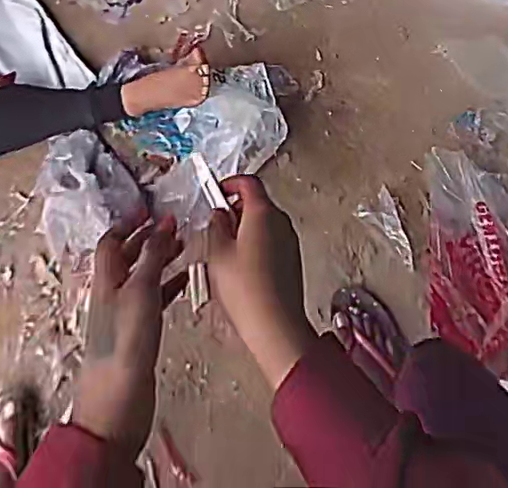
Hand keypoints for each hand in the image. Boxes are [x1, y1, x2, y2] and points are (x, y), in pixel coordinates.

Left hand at [72, 220, 184, 461]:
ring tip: (181, 245)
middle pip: (128, 256)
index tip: (148, 209)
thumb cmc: (122, 349)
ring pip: (143, 275)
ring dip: (160, 258)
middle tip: (170, 224)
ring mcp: (125, 315)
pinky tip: (184, 280)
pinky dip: (169, 284)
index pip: (112, 240)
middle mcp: (113, 294)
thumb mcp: (140, 292)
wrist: (116, 406)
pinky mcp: (138, 334)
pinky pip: (154, 298)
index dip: (128, 222)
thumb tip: (160, 226)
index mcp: (106, 280)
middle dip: (148, 237)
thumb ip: (152, 257)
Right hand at [206, 175, 313, 388]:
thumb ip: (215, 225)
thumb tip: (218, 215)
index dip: (230, 183)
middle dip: (234, 209)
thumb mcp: (217, 253)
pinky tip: (240, 268)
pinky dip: (255, 244)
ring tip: (224, 252)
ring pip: (263, 222)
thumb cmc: (246, 289)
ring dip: (244, 228)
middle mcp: (280, 221)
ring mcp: (289, 240)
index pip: (248, 182)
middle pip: (256, 202)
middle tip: (216, 226)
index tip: (216, 192)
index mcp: (262, 212)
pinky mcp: (291, 259)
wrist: (276, 326)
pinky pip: (271, 240)